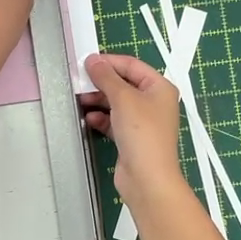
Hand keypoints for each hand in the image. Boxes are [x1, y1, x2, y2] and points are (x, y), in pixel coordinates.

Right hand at [80, 53, 183, 204]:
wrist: (146, 178)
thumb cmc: (142, 134)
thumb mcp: (123, 98)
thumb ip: (106, 77)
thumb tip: (94, 61)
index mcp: (160, 87)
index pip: (132, 66)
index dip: (109, 62)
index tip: (87, 62)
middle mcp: (154, 102)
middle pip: (124, 84)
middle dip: (102, 83)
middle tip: (80, 83)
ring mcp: (143, 122)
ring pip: (117, 103)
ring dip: (99, 101)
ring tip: (81, 100)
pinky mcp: (132, 138)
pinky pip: (114, 121)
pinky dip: (102, 118)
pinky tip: (90, 119)